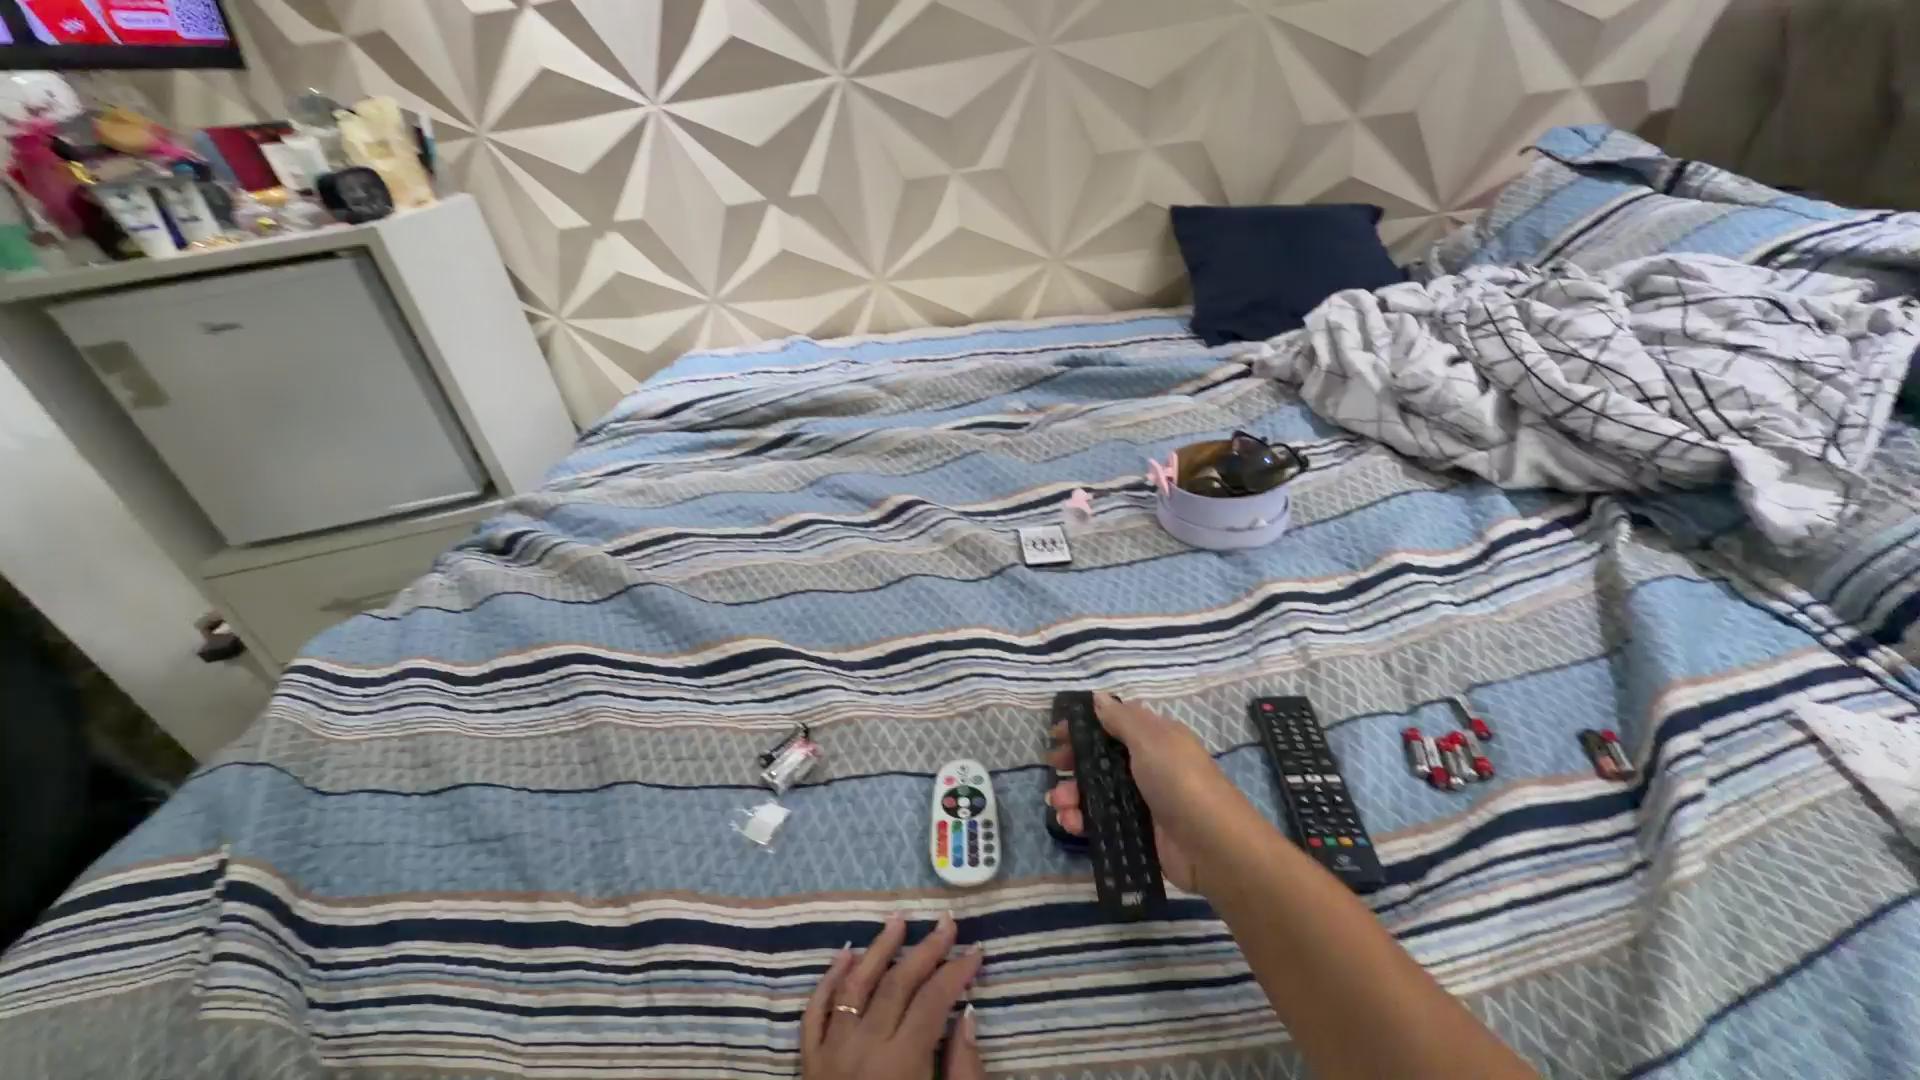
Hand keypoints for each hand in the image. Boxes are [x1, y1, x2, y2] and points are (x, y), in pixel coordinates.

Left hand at [802, 912, 984, 1079]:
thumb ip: (961, 1071)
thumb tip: (969, 1016)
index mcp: (900, 1066)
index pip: (933, 1001)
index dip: (957, 972)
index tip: (976, 951)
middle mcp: (862, 1052)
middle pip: (896, 984)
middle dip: (925, 950)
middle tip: (947, 923)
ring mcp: (830, 1056)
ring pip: (853, 987)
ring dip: (876, 950)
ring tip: (898, 920)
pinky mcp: (808, 1067)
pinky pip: (814, 1014)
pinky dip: (828, 981)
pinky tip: (843, 955)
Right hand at [1045, 691, 1264, 894]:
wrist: (1213, 846)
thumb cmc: (1180, 781)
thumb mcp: (1151, 740)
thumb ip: (1121, 720)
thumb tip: (1098, 697)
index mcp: (1154, 738)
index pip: (1113, 724)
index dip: (1085, 726)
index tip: (1057, 733)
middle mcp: (1147, 766)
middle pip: (1100, 759)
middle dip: (1074, 762)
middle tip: (1055, 768)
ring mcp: (1141, 801)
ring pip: (1096, 791)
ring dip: (1072, 795)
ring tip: (1059, 804)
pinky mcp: (1136, 831)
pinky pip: (1101, 821)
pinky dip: (1082, 820)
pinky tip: (1071, 824)